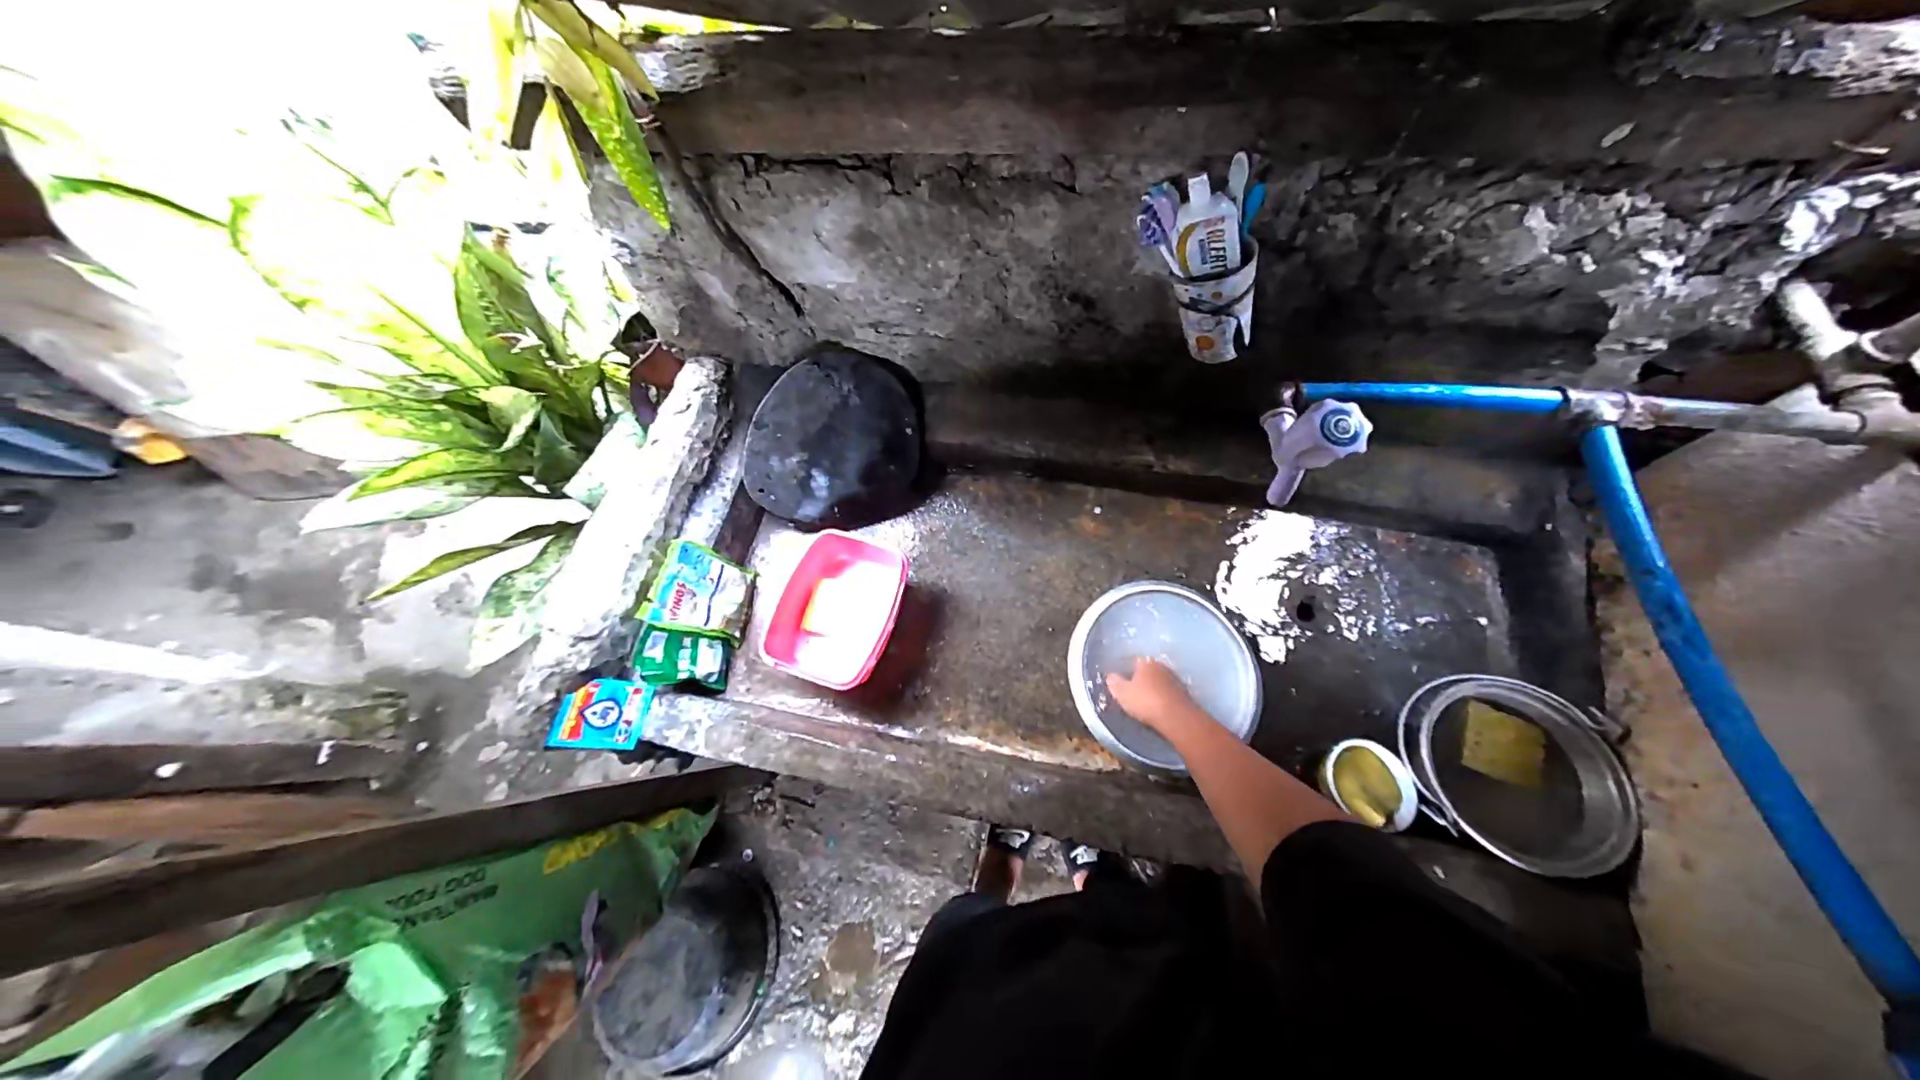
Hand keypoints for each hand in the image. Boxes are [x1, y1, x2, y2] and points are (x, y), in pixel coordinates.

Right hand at [1104, 657, 1204, 736]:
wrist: (1177, 718)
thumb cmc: (1145, 701)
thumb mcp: (1122, 693)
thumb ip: (1114, 682)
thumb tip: (1110, 675)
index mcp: (1146, 662)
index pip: (1133, 661)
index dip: (1126, 671)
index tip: (1121, 680)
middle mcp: (1162, 666)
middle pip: (1148, 670)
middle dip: (1141, 679)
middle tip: (1132, 691)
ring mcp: (1175, 679)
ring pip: (1159, 681)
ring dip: (1154, 688)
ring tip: (1146, 701)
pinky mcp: (1184, 694)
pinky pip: (1168, 693)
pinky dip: (1163, 698)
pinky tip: (1159, 707)